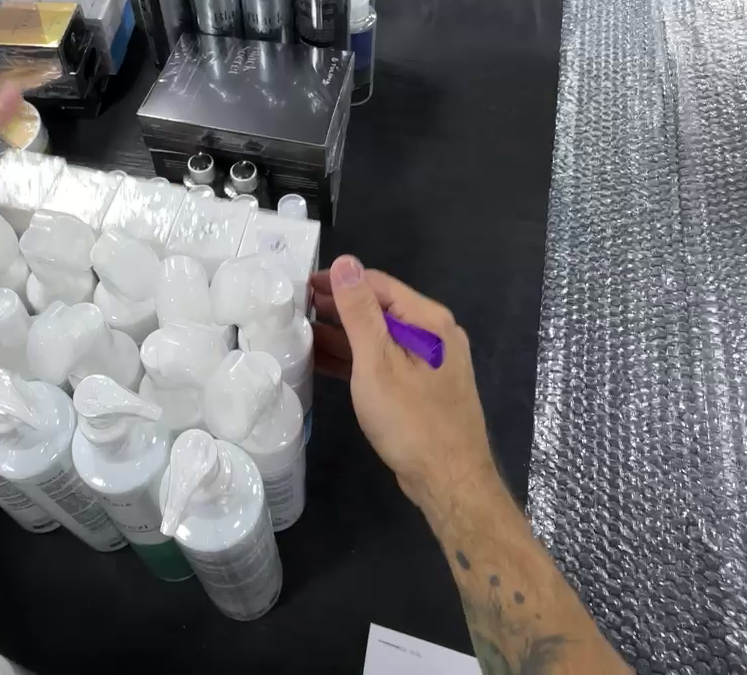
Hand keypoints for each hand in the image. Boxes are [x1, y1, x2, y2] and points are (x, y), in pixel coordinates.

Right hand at [320, 255, 497, 521]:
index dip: (339, 281)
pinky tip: (324, 361)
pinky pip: (384, 361)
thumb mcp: (377, 361)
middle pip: (379, 309)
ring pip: (379, 337)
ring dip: (342, 334)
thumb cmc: (411, 420)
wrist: (449, 483)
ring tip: (302, 333)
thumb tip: (345, 263)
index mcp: (428, 321)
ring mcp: (429, 362)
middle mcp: (433, 334)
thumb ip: (359, 311)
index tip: (303, 286)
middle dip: (338, 307)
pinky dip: (356, 359)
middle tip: (297, 310)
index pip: (378, 284)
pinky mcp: (421, 386)